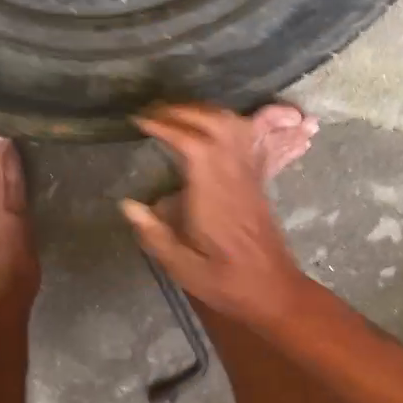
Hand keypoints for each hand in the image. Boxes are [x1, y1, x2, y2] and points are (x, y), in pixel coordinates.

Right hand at [122, 104, 311, 325]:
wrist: (275, 291)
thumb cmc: (227, 283)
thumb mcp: (183, 269)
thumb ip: (154, 235)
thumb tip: (127, 204)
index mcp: (214, 197)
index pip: (194, 145)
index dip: (167, 126)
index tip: (141, 122)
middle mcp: (233, 177)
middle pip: (215, 124)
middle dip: (181, 111)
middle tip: (152, 114)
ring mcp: (249, 174)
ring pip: (232, 125)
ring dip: (202, 111)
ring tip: (174, 114)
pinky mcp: (256, 177)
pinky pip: (244, 135)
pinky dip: (223, 121)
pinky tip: (207, 124)